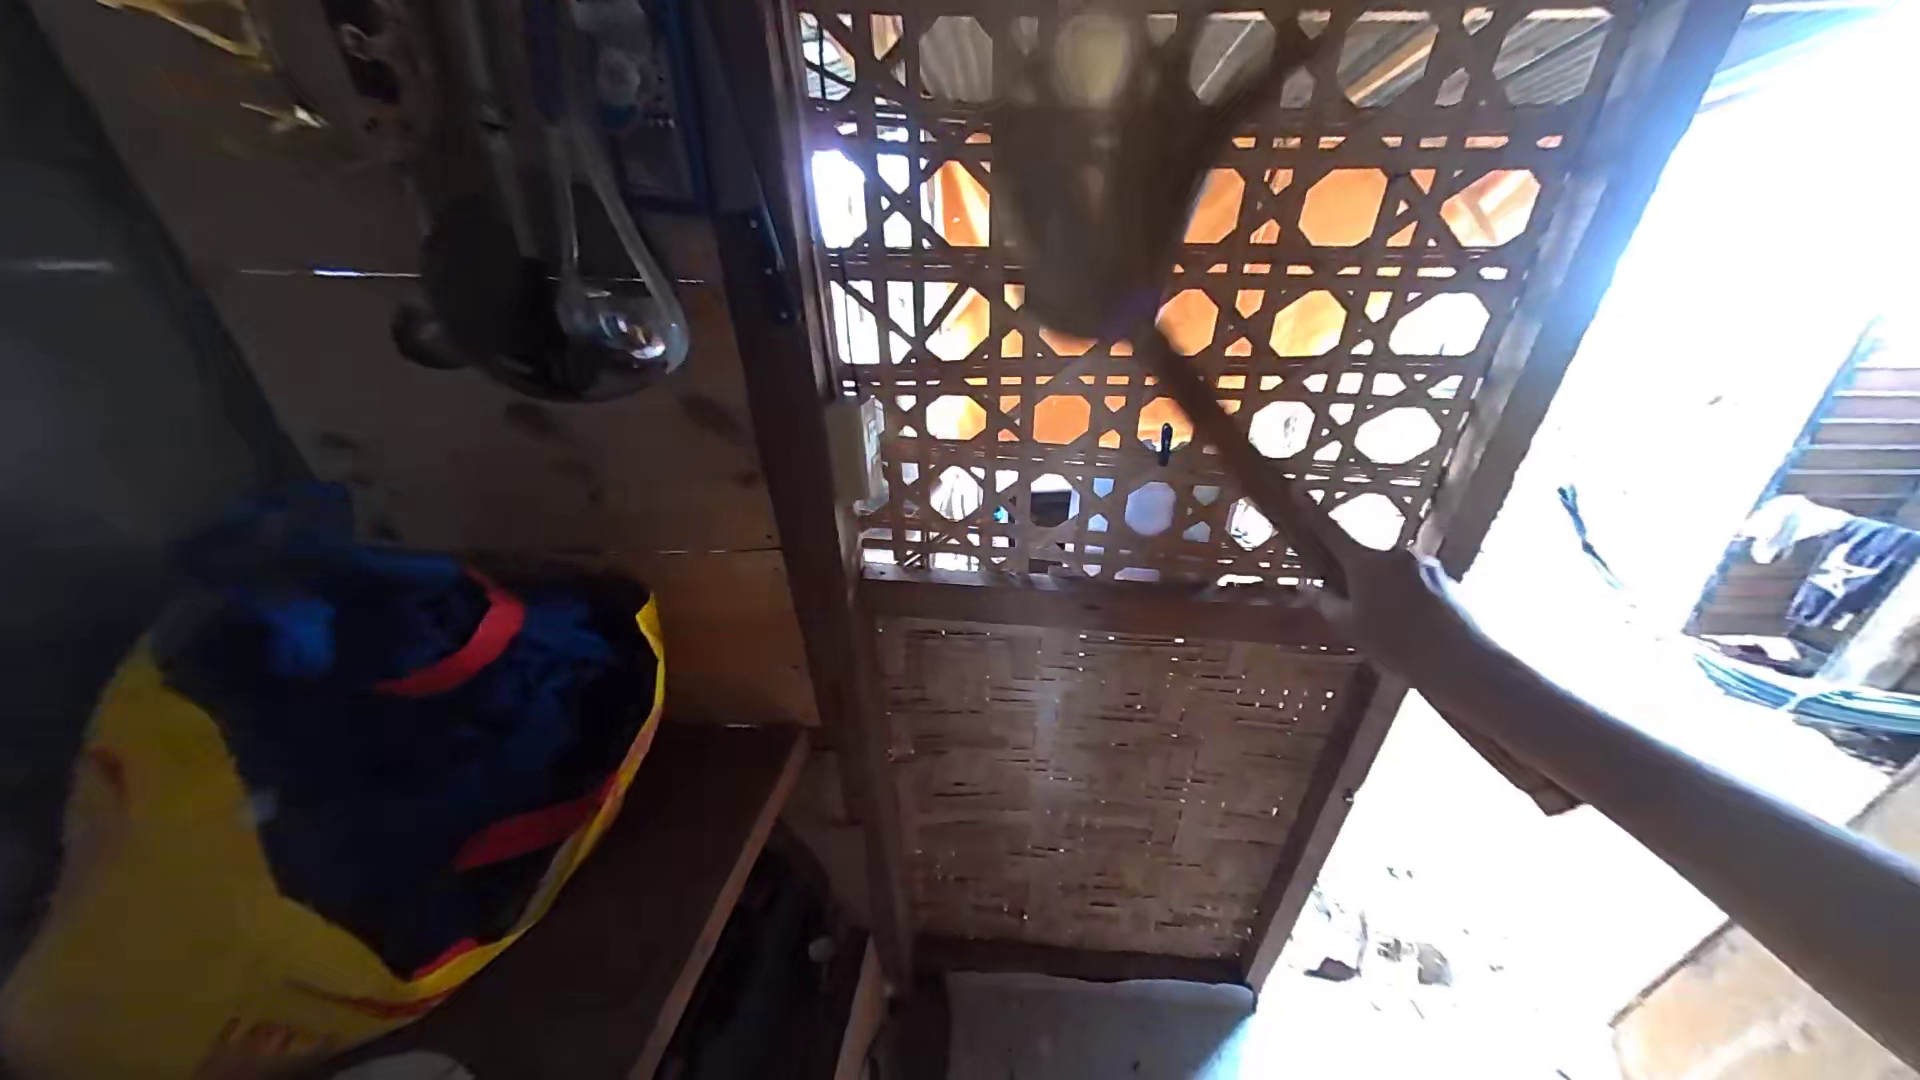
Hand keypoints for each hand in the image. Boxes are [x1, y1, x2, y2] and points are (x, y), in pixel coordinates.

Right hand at [1282, 485, 1484, 690]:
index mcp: (1365, 562)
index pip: (1330, 531)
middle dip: (1358, 579)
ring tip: (1391, 627)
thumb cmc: (1394, 642)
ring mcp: (1424, 565)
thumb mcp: (1348, 625)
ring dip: (1385, 592)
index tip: (1298, 489)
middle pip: (1364, 560)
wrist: (1460, 661)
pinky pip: (1415, 584)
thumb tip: (1306, 585)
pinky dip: (1408, 600)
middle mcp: (1395, 554)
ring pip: (1391, 574)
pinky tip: (1413, 628)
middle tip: (1358, 611)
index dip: (1310, 511)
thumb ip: (1324, 601)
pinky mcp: (1447, 579)